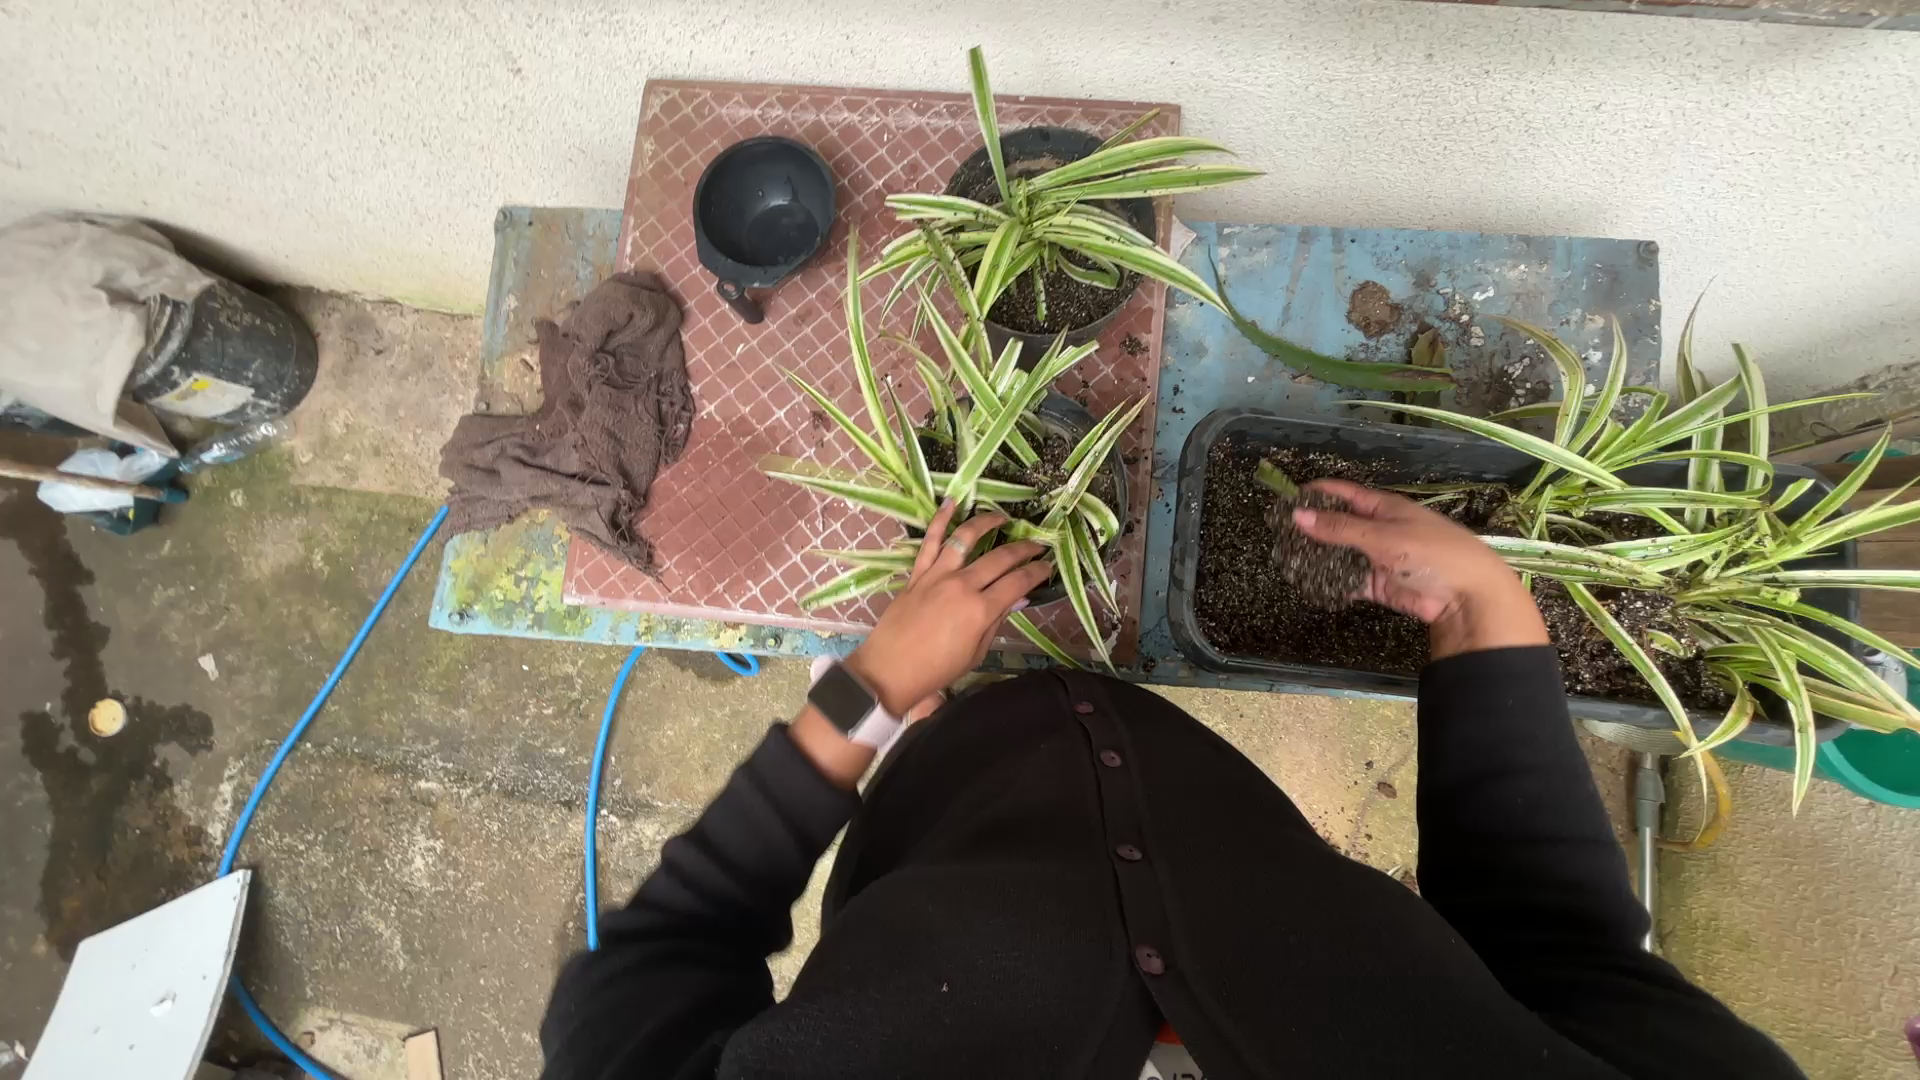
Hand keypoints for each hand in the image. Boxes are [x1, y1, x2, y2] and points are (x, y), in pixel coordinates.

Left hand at [844, 501, 1054, 714]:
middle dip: (1024, 549)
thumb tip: (1018, 598)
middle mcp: (962, 585)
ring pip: (966, 538)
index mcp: (980, 610)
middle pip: (1000, 558)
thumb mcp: (975, 652)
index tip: (1047, 566)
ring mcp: (937, 575)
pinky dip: (941, 519)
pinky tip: (952, 502)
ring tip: (1002, 517)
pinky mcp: (917, 573)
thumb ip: (997, 620)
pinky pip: (930, 541)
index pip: (1018, 582)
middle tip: (1037, 544)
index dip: (1037, 572)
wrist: (890, 670)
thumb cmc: (936, 670)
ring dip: (987, 523)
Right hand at [1289, 479, 1547, 660]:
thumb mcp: (1382, 536)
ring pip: (1338, 553)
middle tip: (1278, 534)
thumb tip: (1296, 515)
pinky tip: (1307, 582)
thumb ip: (1338, 527)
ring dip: (1316, 556)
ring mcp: (1376, 557)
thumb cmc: (1431, 553)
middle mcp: (1377, 529)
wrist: (1468, 596)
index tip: (1285, 500)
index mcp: (1383, 508)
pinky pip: (1346, 579)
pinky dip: (1328, 581)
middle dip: (1310, 528)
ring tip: (1285, 559)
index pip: (1342, 494)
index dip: (1315, 494)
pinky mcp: (1376, 583)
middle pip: (1336, 524)